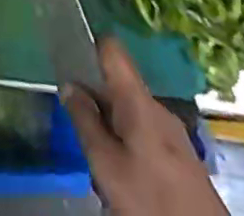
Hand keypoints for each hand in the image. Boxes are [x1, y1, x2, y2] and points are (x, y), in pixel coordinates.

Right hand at [65, 38, 227, 215]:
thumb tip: (69, 85)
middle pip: (117, 84)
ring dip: (106, 124)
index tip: (65, 52)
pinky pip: (142, 131)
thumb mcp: (106, 163)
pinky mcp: (178, 153)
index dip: (88, 44)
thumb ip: (85, 121)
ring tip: (93, 153)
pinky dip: (123, 139)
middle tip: (72, 120)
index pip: (113, 50)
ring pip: (128, 111)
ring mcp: (170, 130)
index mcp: (139, 101)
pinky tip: (116, 168)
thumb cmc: (150, 198)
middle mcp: (157, 108)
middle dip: (93, 97)